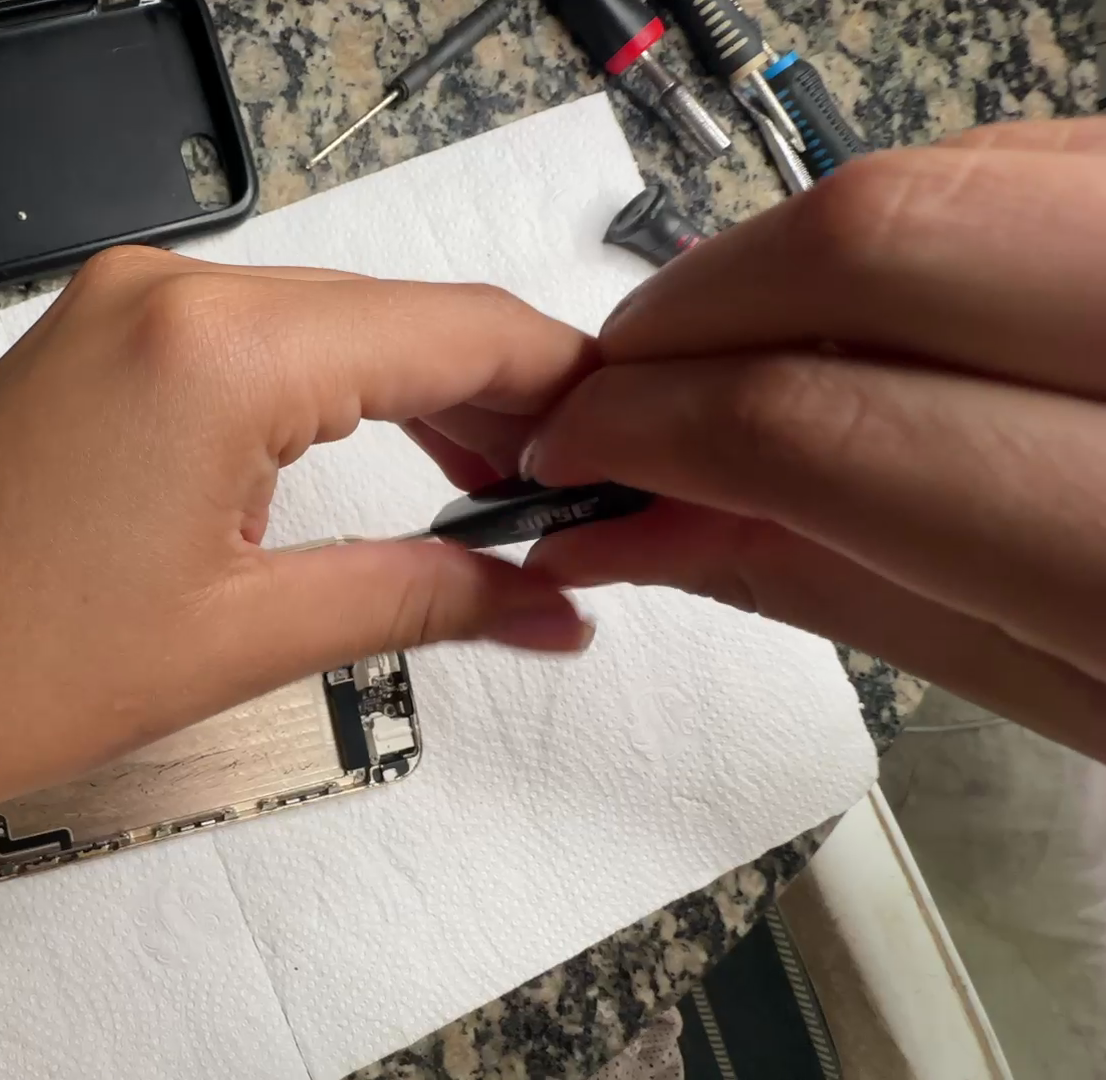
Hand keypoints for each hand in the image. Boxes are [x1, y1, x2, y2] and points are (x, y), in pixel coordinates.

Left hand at [0, 247, 597, 851]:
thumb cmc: (8, 671)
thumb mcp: (245, 637)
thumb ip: (417, 597)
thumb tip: (541, 602)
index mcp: (217, 344)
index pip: (453, 332)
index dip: (560, 391)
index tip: (614, 457)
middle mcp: (165, 290)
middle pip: (389, 321)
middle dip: (488, 402)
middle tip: (553, 498)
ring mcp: (115, 307)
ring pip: (317, 331)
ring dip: (401, 398)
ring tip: (470, 493)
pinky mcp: (86, 345)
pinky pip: (240, 348)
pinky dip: (312, 397)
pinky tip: (345, 457)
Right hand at [503, 118, 1105, 755]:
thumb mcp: (1011, 671)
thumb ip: (782, 576)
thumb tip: (593, 534)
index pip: (802, 429)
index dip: (635, 427)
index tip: (564, 451)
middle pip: (865, 243)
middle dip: (677, 316)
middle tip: (617, 388)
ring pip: (935, 175)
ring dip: (761, 269)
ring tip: (720, 359)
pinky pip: (1012, 156)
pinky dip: (876, 235)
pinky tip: (848, 319)